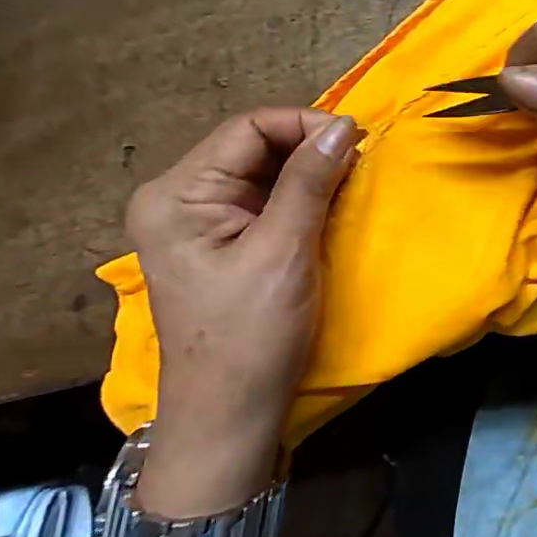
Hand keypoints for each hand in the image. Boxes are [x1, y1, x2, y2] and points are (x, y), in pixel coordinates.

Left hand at [122, 108, 358, 512]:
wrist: (229, 413)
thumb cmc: (251, 334)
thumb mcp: (283, 250)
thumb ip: (310, 181)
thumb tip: (343, 125)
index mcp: (177, 195)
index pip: (247, 129)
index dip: (304, 124)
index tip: (356, 138)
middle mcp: (178, 198)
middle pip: (252, 146)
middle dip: (308, 147)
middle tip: (359, 160)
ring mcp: (197, 221)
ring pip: (262, 170)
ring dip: (309, 170)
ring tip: (351, 178)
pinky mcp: (221, 241)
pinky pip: (264, 198)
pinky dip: (301, 194)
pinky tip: (330, 202)